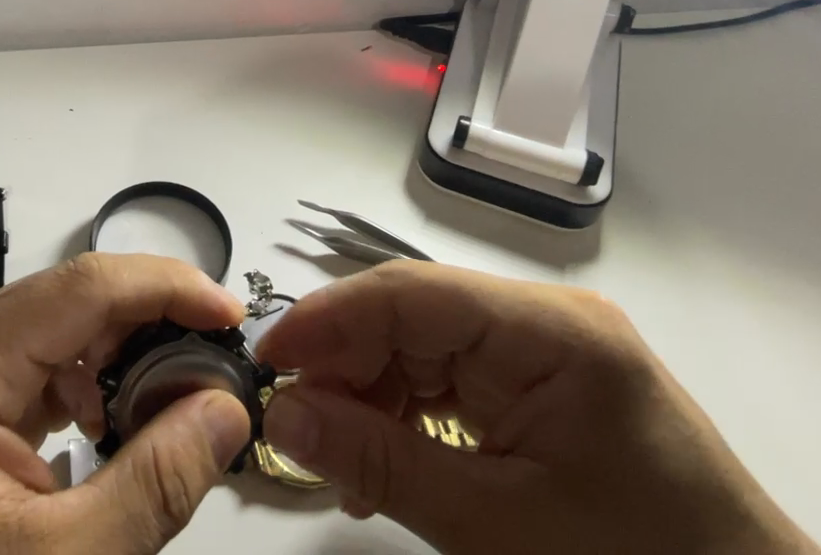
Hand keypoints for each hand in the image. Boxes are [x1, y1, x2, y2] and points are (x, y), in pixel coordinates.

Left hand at [0, 253, 252, 554]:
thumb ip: (151, 483)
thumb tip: (226, 408)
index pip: (86, 285)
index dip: (168, 286)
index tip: (233, 316)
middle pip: (76, 303)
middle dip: (153, 325)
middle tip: (217, 371)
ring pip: (62, 335)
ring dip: (125, 361)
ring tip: (176, 406)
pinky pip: (40, 372)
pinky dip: (91, 391)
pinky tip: (117, 431)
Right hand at [256, 261, 817, 554]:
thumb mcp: (492, 526)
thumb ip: (377, 462)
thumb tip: (279, 416)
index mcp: (552, 332)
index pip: (411, 293)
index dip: (328, 319)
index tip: (268, 362)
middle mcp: (546, 320)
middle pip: (412, 315)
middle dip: (346, 366)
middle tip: (296, 425)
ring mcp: (545, 348)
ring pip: (420, 345)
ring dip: (370, 395)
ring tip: (339, 460)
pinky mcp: (540, 381)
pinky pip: (449, 377)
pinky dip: (406, 414)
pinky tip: (382, 461)